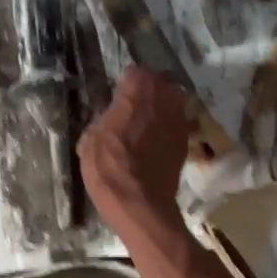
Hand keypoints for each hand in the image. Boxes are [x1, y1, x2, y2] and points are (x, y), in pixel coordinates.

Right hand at [78, 66, 192, 236]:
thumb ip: (101, 119)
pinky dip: (165, 130)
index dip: (122, 87)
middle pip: (156, 84)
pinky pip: (174, 125)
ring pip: (169, 102)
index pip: (132, 73)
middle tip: (128, 112)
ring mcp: (180, 117)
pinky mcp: (186, 139)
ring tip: (142, 128)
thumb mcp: (89, 141)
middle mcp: (165, 95)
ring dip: (157, 110)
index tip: (114, 100)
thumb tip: (107, 117)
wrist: (140, 204)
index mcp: (138, 88)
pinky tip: (152, 146)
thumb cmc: (108, 169)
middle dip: (144, 95)